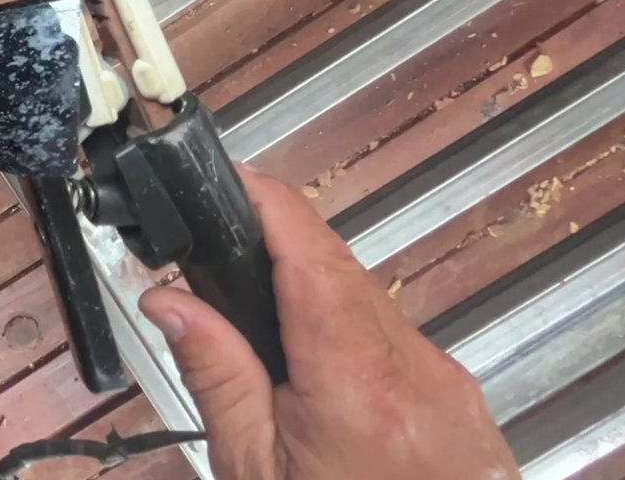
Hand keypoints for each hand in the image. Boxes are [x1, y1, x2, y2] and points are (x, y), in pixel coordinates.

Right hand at [139, 169, 518, 479]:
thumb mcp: (251, 465)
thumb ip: (213, 372)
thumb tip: (164, 298)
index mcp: (359, 386)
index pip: (311, 255)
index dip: (268, 200)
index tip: (227, 174)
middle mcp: (419, 374)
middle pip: (335, 266)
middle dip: (273, 240)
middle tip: (210, 245)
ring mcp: (449, 386)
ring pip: (363, 294)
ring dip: (305, 281)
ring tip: (250, 307)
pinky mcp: (460, 400)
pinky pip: (388, 329)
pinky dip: (339, 317)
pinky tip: (305, 350)